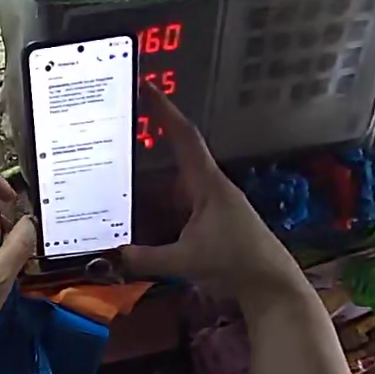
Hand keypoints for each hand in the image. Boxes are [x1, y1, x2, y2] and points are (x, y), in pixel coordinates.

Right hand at [120, 86, 307, 308]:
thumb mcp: (186, 260)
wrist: (268, 285)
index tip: (148, 88)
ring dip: (140, 199)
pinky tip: (128, 228)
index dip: (165, 112)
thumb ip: (147, 258)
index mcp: (206, 184)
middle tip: (105, 157)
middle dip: (135, 166)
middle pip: (163, 170)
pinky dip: (148, 219)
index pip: (183, 138)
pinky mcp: (202, 226)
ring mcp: (203, 209)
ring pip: (163, 195)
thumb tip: (113, 255)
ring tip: (107, 198)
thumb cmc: (234, 262)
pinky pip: (168, 214)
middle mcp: (203, 190)